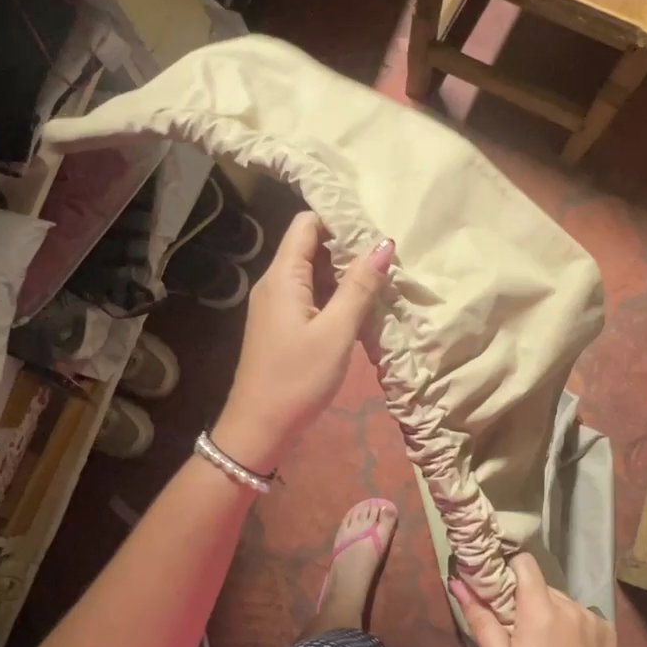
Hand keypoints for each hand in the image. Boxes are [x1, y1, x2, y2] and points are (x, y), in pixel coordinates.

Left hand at [212, 211, 392, 473]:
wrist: (260, 427)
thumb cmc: (298, 378)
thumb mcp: (336, 332)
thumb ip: (360, 286)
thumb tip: (383, 243)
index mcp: (282, 276)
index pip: (307, 223)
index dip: (339, 220)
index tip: (375, 230)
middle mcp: (274, 282)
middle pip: (311, 246)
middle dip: (348, 249)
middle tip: (387, 259)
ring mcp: (275, 304)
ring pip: (313, 273)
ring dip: (344, 276)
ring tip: (382, 282)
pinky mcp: (281, 324)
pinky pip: (310, 296)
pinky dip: (334, 297)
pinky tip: (361, 309)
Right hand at [453, 553, 626, 646]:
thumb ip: (482, 622)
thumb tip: (460, 583)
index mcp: (542, 612)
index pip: (524, 563)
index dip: (506, 571)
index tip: (493, 593)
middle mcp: (571, 607)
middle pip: (538, 585)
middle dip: (522, 601)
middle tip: (512, 635)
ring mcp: (593, 619)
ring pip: (558, 600)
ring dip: (544, 614)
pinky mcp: (608, 633)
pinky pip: (577, 615)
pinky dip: (565, 626)